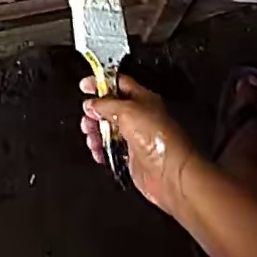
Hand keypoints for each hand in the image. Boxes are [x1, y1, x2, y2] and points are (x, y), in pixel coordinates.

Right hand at [80, 74, 201, 216]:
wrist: (171, 174)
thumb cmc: (157, 138)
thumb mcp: (126, 110)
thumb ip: (104, 104)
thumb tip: (91, 104)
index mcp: (142, 99)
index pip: (117, 83)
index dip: (100, 82)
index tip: (85, 85)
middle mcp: (139, 116)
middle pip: (108, 107)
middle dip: (94, 112)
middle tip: (88, 117)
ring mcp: (135, 137)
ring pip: (106, 128)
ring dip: (94, 131)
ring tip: (91, 136)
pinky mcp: (131, 156)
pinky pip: (109, 148)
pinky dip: (99, 149)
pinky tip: (97, 150)